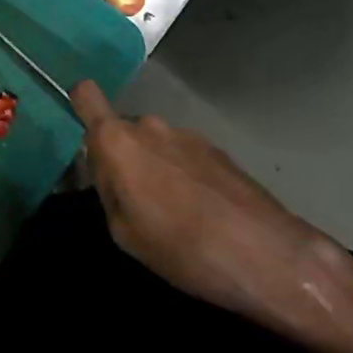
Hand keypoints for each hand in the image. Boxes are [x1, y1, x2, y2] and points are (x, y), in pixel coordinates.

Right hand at [71, 80, 352, 352]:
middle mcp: (148, 124)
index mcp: (116, 140)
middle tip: (139, 201)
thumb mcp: (124, 233)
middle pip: (122, 130)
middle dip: (125, 157)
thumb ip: (107, 190)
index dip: (80, 105)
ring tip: (180, 215)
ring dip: (159, 168)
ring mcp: (187, 134)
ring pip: (156, 145)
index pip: (85, 94)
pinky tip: (208, 215)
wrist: (272, 258)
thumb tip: (108, 171)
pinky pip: (187, 157)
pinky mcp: (220, 150)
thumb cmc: (184, 248)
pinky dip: (188, 177)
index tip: (87, 136)